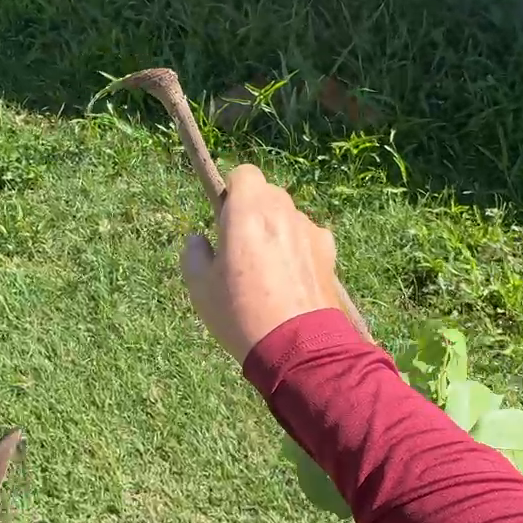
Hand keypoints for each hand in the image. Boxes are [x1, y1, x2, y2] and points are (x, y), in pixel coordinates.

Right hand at [181, 165, 343, 363]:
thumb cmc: (240, 315)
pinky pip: (308, 238)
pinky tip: (291, 280)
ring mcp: (310, 230)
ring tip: (268, 272)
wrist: (297, 348)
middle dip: (254, 212)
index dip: (232, 193)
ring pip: (289, 217)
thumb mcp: (200, 288)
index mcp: (246, 212)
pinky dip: (298, 249)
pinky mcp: (329, 252)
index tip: (224, 219)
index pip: (244, 174)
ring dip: (277, 231)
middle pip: (268, 195)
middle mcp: (282, 212)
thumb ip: (194, 255)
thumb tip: (198, 239)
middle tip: (241, 248)